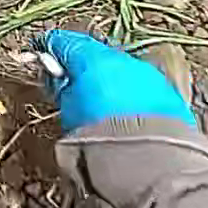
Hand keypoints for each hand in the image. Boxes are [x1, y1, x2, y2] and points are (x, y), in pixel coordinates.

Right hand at [43, 29, 195, 131]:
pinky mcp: (168, 93)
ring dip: (105, 78)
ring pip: (118, 68)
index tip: (38, 55)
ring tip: (97, 101)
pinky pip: (139, 85)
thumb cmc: (99, 137)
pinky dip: (127, 92)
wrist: (152, 166)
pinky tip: (122, 112)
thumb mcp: (67, 110)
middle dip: (80, 64)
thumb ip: (59, 86)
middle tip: (68, 81)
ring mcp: (147, 74)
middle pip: (93, 52)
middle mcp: (121, 59)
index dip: (48, 47)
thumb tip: (54, 74)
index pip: (63, 41)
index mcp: (91, 57)